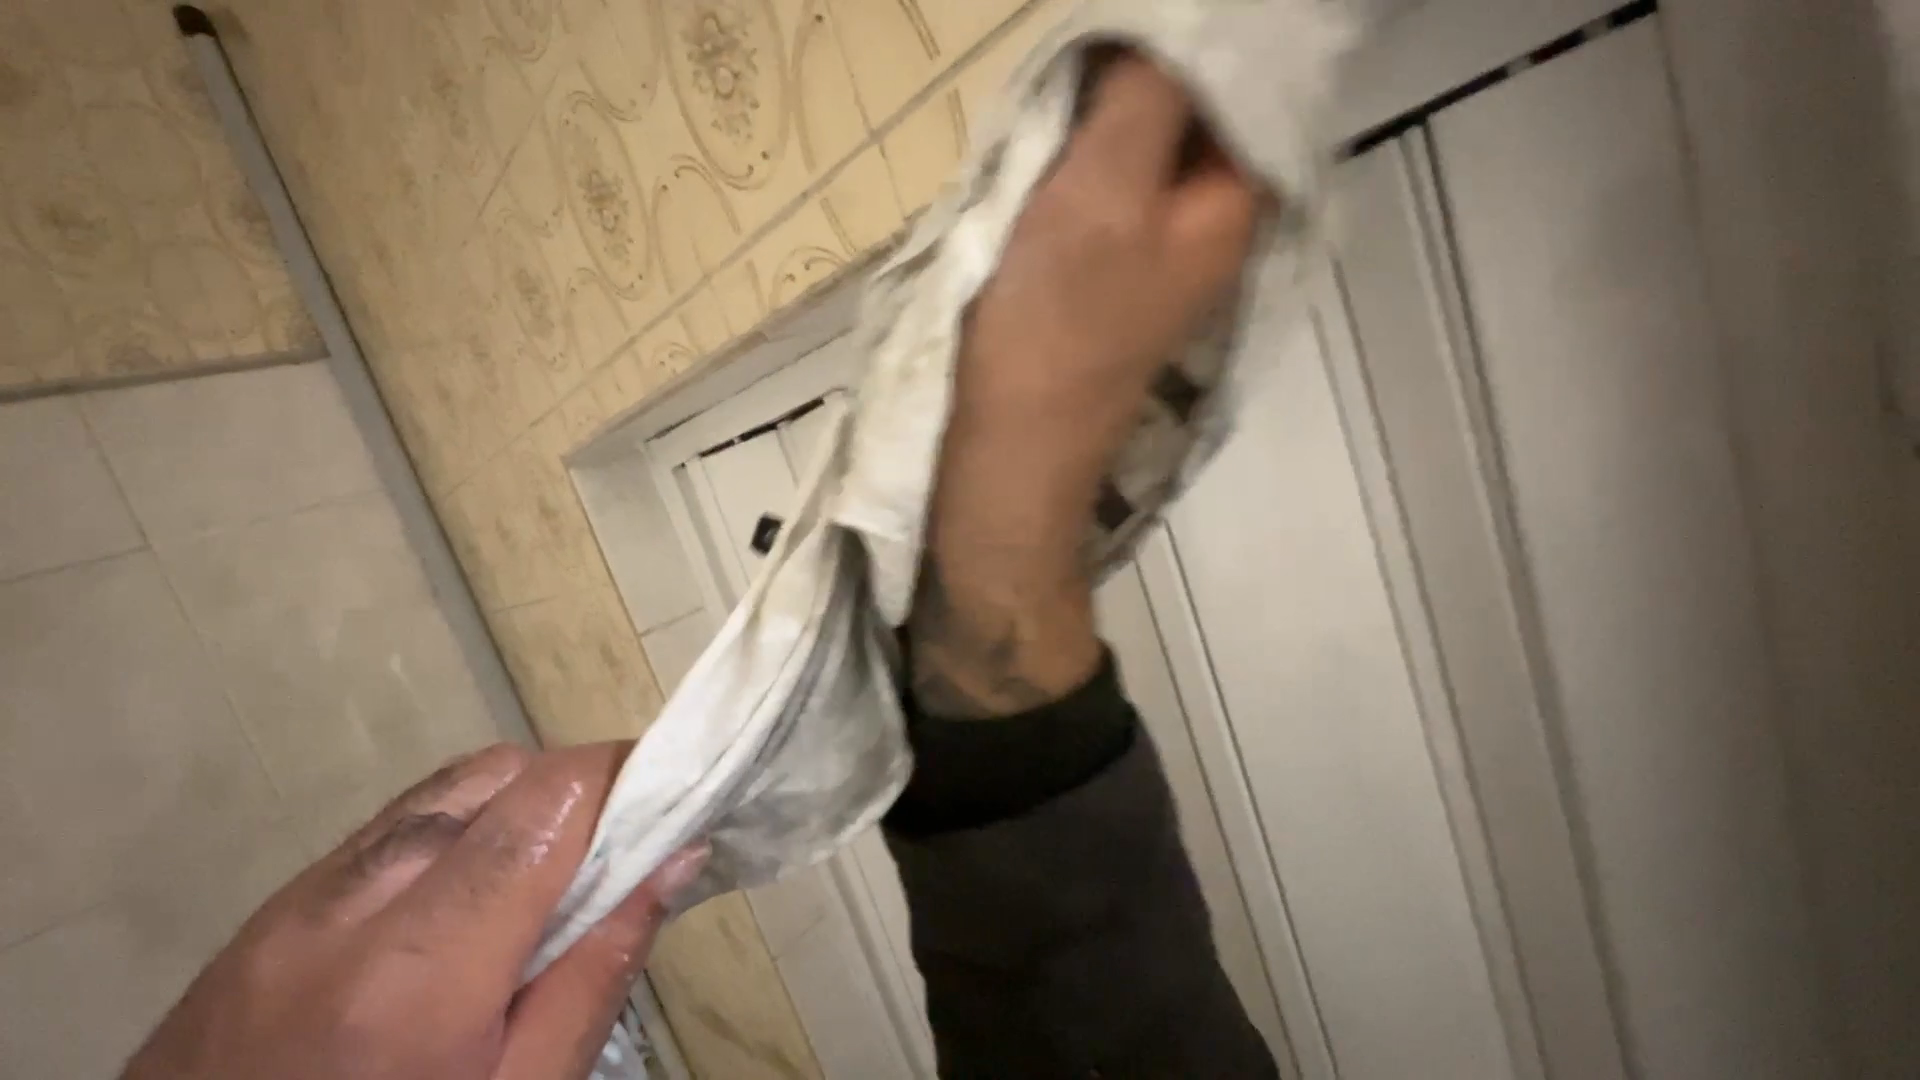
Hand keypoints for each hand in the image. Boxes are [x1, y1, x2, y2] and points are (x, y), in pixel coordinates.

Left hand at [122, 743, 707, 1079]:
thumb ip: (598, 973)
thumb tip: (679, 857)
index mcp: (414, 973)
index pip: (545, 802)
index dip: (621, 776)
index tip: (672, 800)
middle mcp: (346, 907)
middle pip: (496, 775)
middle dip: (576, 788)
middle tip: (617, 851)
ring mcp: (293, 903)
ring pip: (445, 789)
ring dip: (520, 803)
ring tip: (549, 873)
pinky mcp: (269, 913)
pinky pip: (395, 826)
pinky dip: (461, 829)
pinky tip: (473, 895)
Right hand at [912, 53, 1261, 716]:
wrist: (1009, 452)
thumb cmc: (1053, 327)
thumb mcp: (1102, 188)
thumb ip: (1148, 93)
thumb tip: (1167, 30)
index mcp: (1235, 199)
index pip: (1235, 74)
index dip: (1171, 44)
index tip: (1099, 52)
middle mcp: (1214, 227)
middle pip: (1186, 112)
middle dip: (1121, 87)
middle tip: (1061, 96)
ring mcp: (1162, 258)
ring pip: (1138, 153)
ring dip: (1088, 133)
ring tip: (1042, 136)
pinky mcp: (1114, 283)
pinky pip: (1105, 197)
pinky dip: (1072, 174)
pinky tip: (1036, 182)